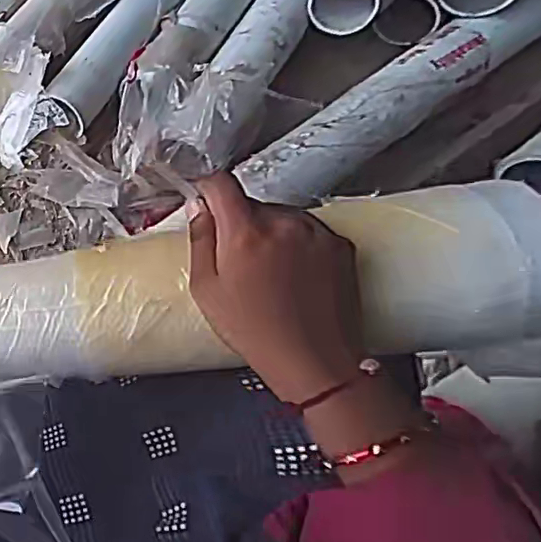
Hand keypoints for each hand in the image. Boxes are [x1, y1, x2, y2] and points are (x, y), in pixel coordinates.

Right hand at [185, 173, 366, 403]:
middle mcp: (284, 223)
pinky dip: (296, 244)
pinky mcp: (341, 244)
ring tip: (266, 273)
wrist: (313, 358)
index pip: (221, 183)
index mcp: (245, 232)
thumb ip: (200, 241)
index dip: (207, 187)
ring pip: (281, 216)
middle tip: (235, 260)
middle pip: (252, 204)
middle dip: (239, 223)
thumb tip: (199, 209)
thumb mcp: (206, 288)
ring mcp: (316, 232)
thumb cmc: (254, 329)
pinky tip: (290, 276)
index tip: (203, 195)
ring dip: (269, 232)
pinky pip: (308, 230)